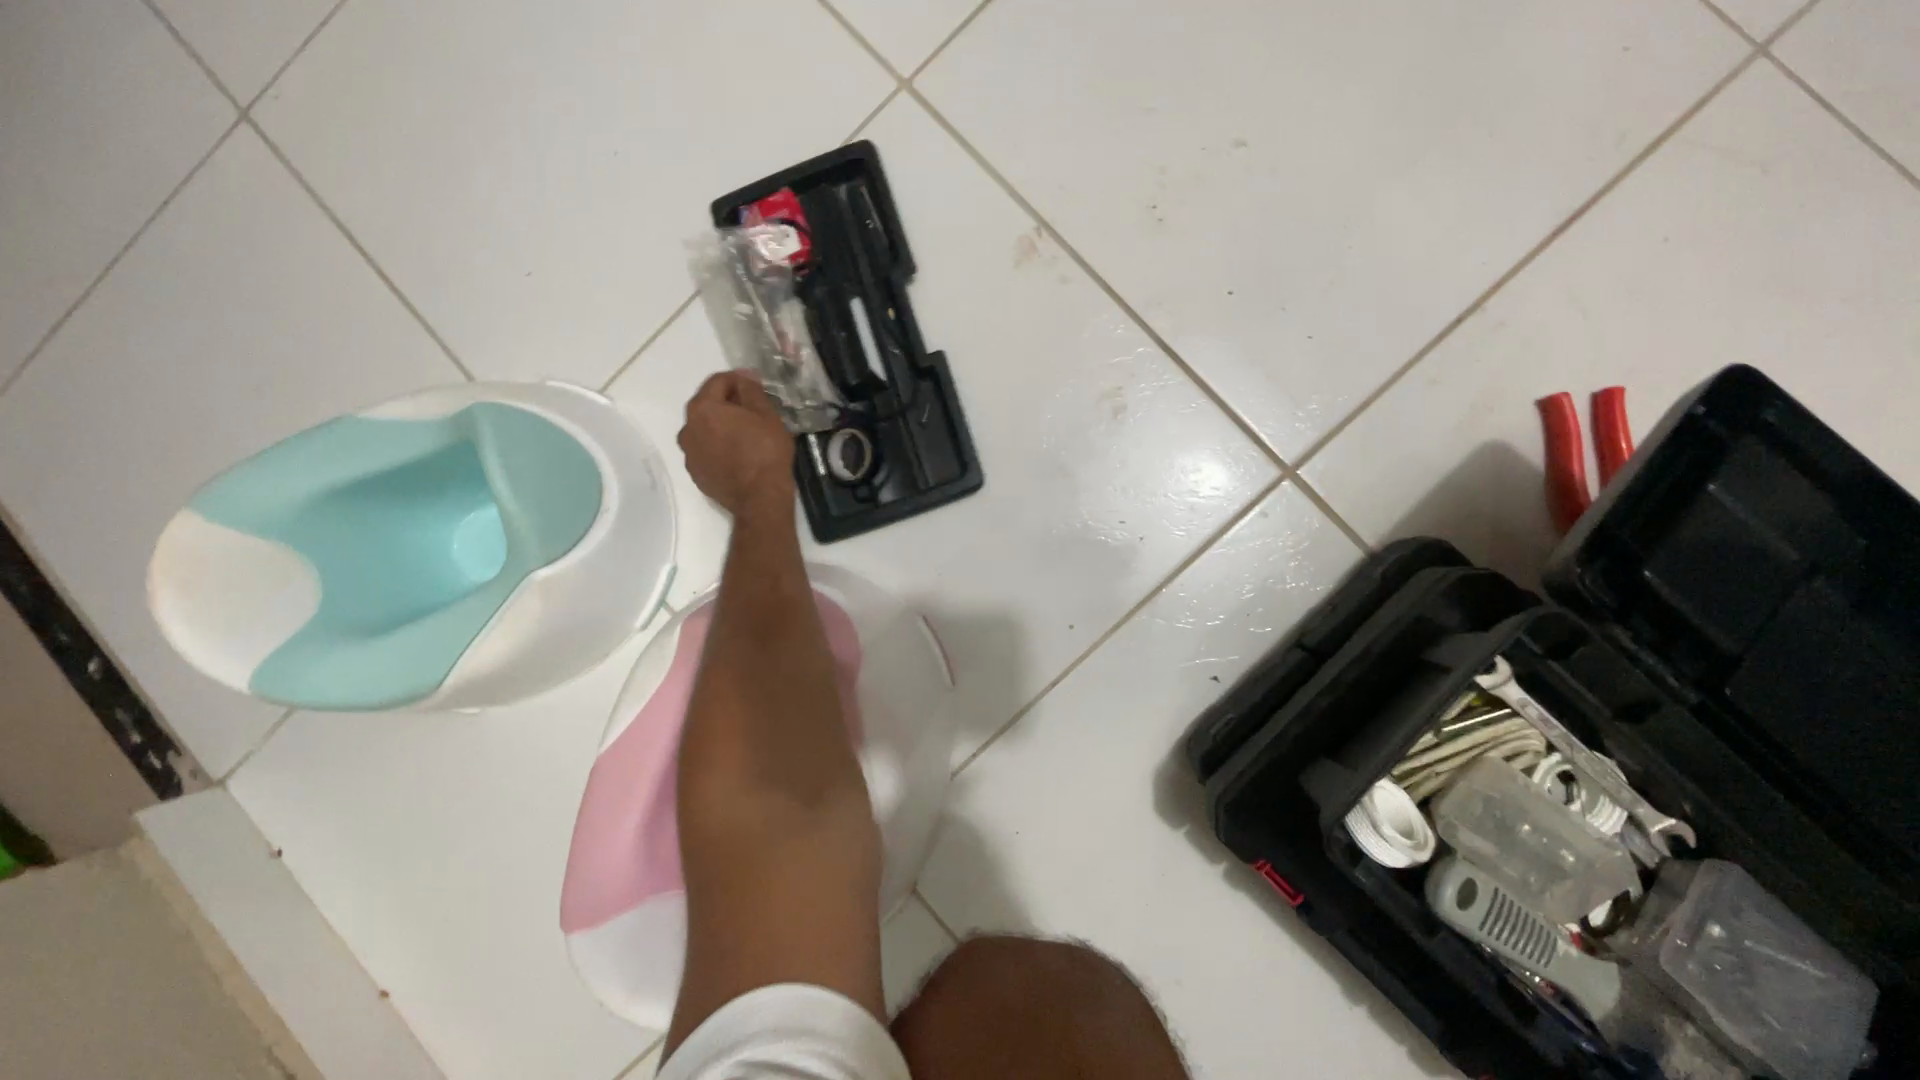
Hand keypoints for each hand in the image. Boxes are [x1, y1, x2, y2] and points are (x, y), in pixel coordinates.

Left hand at [678, 371, 794, 519]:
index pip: (718, 381)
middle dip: (728, 402)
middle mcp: (687, 429)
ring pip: (704, 429)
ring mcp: (689, 453)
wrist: (759, 498)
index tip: (756, 384)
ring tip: (745, 433)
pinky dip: (718, 446)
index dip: (739, 379)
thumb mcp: (766, 414)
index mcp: (702, 409)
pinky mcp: (696, 473)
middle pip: (707, 405)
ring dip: (721, 425)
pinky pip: (706, 450)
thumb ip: (750, 390)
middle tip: (753, 409)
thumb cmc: (765, 451)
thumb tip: (743, 378)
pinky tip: (738, 454)